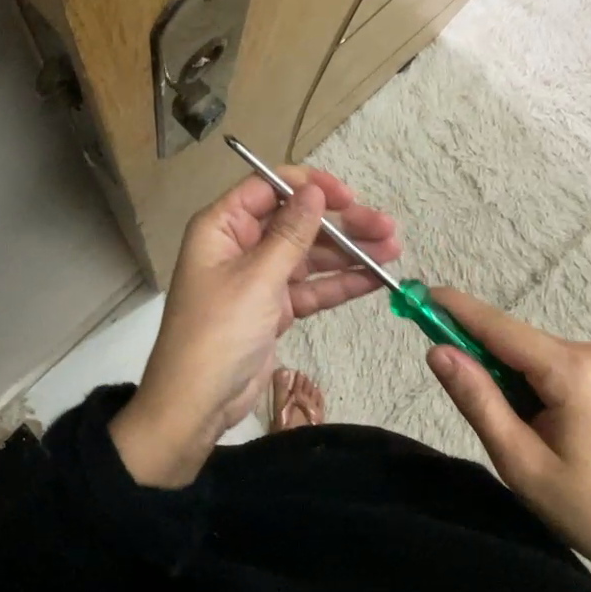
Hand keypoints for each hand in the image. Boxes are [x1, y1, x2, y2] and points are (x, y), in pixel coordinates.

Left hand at [110, 167, 398, 488]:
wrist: (196, 404)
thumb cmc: (218, 331)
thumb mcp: (257, 278)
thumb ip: (290, 234)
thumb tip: (313, 191)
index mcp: (222, 227)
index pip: (268, 189)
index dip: (309, 187)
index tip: (348, 196)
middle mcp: (241, 245)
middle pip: (296, 222)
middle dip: (341, 224)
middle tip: (387, 227)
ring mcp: (259, 278)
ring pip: (310, 255)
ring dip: (350, 253)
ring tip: (394, 249)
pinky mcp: (274, 308)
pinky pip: (312, 287)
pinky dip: (341, 283)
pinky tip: (376, 278)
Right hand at [424, 288, 590, 591]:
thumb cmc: (588, 509)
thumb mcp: (520, 461)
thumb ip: (478, 400)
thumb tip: (437, 351)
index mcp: (572, 370)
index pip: (498, 327)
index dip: (454, 309)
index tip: (415, 294)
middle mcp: (589, 352)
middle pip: (512, 338)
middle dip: (476, 354)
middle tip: (460, 400)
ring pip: (527, 353)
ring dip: (501, 376)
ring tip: (510, 433)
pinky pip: (547, 365)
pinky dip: (523, 383)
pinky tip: (530, 424)